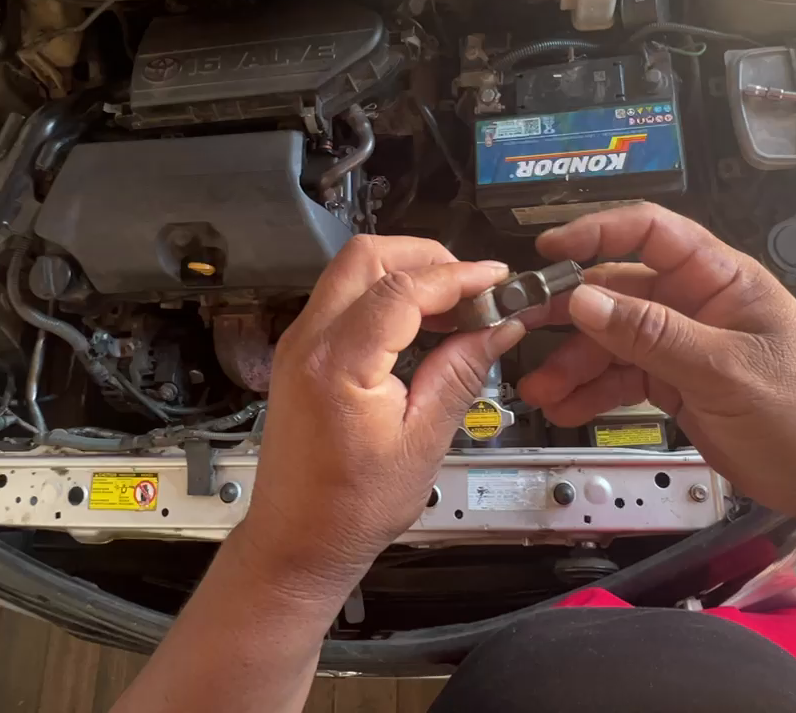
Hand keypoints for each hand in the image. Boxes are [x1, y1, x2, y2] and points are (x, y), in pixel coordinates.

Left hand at [241, 236, 524, 592]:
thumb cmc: (353, 507)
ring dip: (405, 272)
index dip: (456, 276)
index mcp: (338, 363)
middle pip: (367, 255)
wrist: (294, 540)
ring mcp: (299, 340)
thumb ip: (460, 373)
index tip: (497, 279)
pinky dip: (385, 292)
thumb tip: (501, 327)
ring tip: (452, 305)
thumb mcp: (422, 443)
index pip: (401, 289)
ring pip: (352, 268)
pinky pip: (344, 296)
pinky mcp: (301, 349)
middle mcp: (309, 339)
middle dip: (425, 256)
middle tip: (471, 285)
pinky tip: (420, 321)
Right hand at [516, 204, 795, 518]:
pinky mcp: (673, 381)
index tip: (549, 249)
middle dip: (569, 310)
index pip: (649, 233)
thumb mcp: (726, 370)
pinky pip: (621, 376)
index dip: (596, 232)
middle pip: (616, 290)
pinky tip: (566, 408)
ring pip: (611, 339)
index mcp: (717, 277)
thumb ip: (651, 334)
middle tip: (520, 326)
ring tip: (539, 389)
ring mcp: (679, 342)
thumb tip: (580, 299)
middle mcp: (691, 301)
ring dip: (573, 362)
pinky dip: (593, 391)